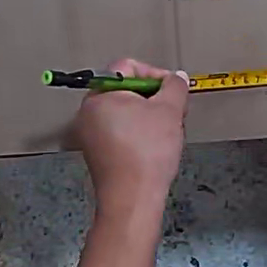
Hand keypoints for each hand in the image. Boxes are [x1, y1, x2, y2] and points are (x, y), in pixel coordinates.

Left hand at [73, 58, 188, 220]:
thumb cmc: (147, 152)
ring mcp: (91, 134)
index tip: (172, 88)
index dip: (154, 73)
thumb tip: (176, 78)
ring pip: (126, 112)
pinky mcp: (98, 153)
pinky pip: (121, 131)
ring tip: (167, 132)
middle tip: (173, 111)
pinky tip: (156, 148)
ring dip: (149, 116)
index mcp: (100, 94)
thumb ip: (175, 87)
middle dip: (154, 98)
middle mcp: (89, 111)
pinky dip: (139, 133)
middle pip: (126, 89)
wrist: (133, 199)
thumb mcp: (170, 111)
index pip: (127, 67)